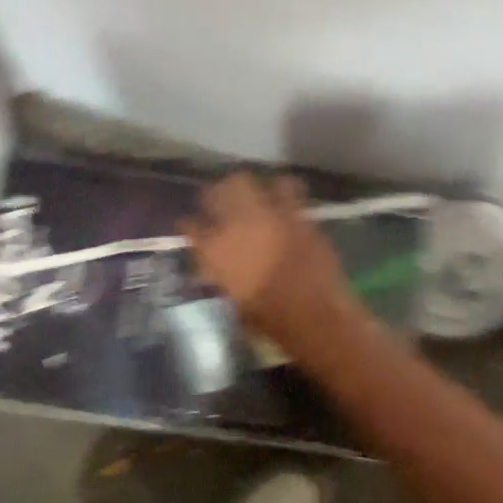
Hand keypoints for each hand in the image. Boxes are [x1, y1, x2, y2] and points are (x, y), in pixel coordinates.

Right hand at [181, 172, 351, 345]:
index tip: (192, 229)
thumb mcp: (234, 303)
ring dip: (247, 188)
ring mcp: (266, 214)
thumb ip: (222, 278)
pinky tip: (284, 201)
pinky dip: (283, 191)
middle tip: (223, 205)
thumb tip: (217, 270)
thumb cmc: (270, 321)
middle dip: (216, 196)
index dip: (190, 227)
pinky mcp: (295, 213)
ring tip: (253, 199)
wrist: (314, 316)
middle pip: (216, 192)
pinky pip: (286, 188)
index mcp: (213, 252)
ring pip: (245, 181)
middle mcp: (234, 226)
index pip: (189, 226)